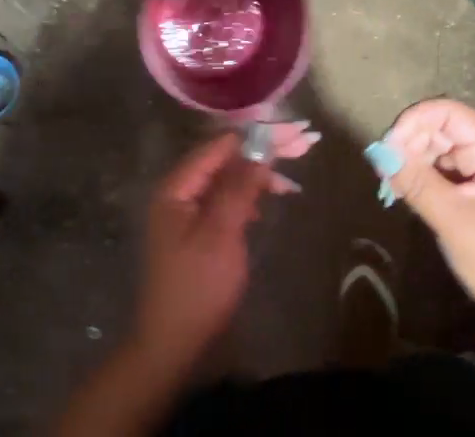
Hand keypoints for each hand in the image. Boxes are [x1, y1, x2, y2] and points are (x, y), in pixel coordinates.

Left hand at [133, 131, 289, 362]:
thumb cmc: (197, 286)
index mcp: (176, 188)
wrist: (173, 341)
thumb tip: (261, 149)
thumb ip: (239, 189)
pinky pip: (221, 202)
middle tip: (301, 146)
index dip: (254, 137)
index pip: (218, 147)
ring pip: (224, 182)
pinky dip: (245, 198)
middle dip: (259, 153)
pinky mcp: (194, 232)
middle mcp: (177, 193)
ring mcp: (184, 214)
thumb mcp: (222, 233)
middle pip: (222, 161)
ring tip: (288, 182)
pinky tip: (263, 205)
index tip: (290, 132)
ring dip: (254, 177)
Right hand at [384, 98, 474, 313]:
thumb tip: (381, 152)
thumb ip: (418, 183)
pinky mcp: (470, 188)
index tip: (390, 146)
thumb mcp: (453, 221)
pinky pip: (439, 167)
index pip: (450, 113)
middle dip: (410, 141)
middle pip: (441, 127)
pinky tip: (404, 191)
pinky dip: (419, 174)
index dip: (416, 121)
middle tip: (386, 170)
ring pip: (437, 146)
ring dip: (412, 158)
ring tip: (392, 184)